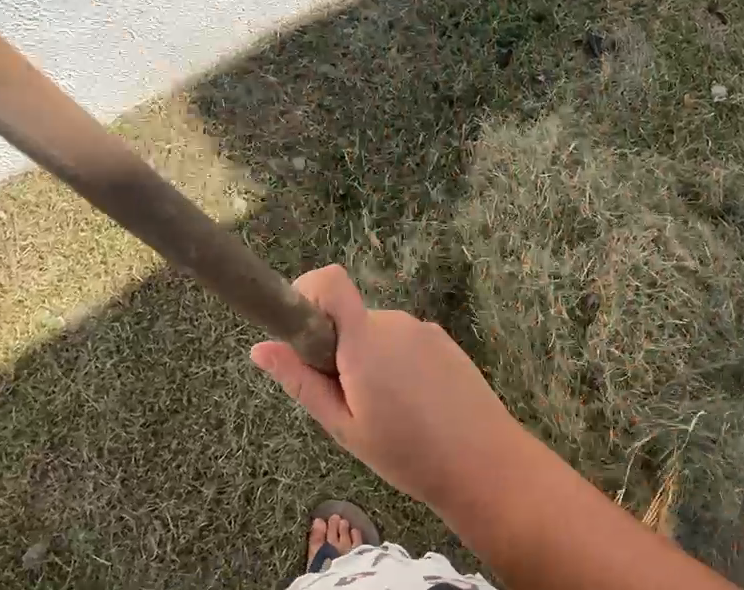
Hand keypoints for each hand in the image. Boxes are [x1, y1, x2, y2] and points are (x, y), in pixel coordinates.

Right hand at [250, 265, 535, 512]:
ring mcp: (424, 328)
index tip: (298, 332)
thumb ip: (301, 381)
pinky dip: (396, 364)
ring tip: (386, 413)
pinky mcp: (444, 339)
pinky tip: (413, 406)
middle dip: (338, 351)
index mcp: (366, 339)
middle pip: (350, 318)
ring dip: (369, 361)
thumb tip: (260, 348)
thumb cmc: (406, 452)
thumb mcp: (343, 425)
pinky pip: (404, 342)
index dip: (307, 291)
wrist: (484, 463)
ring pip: (377, 334)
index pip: (330, 280)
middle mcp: (395, 321)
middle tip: (348, 404)